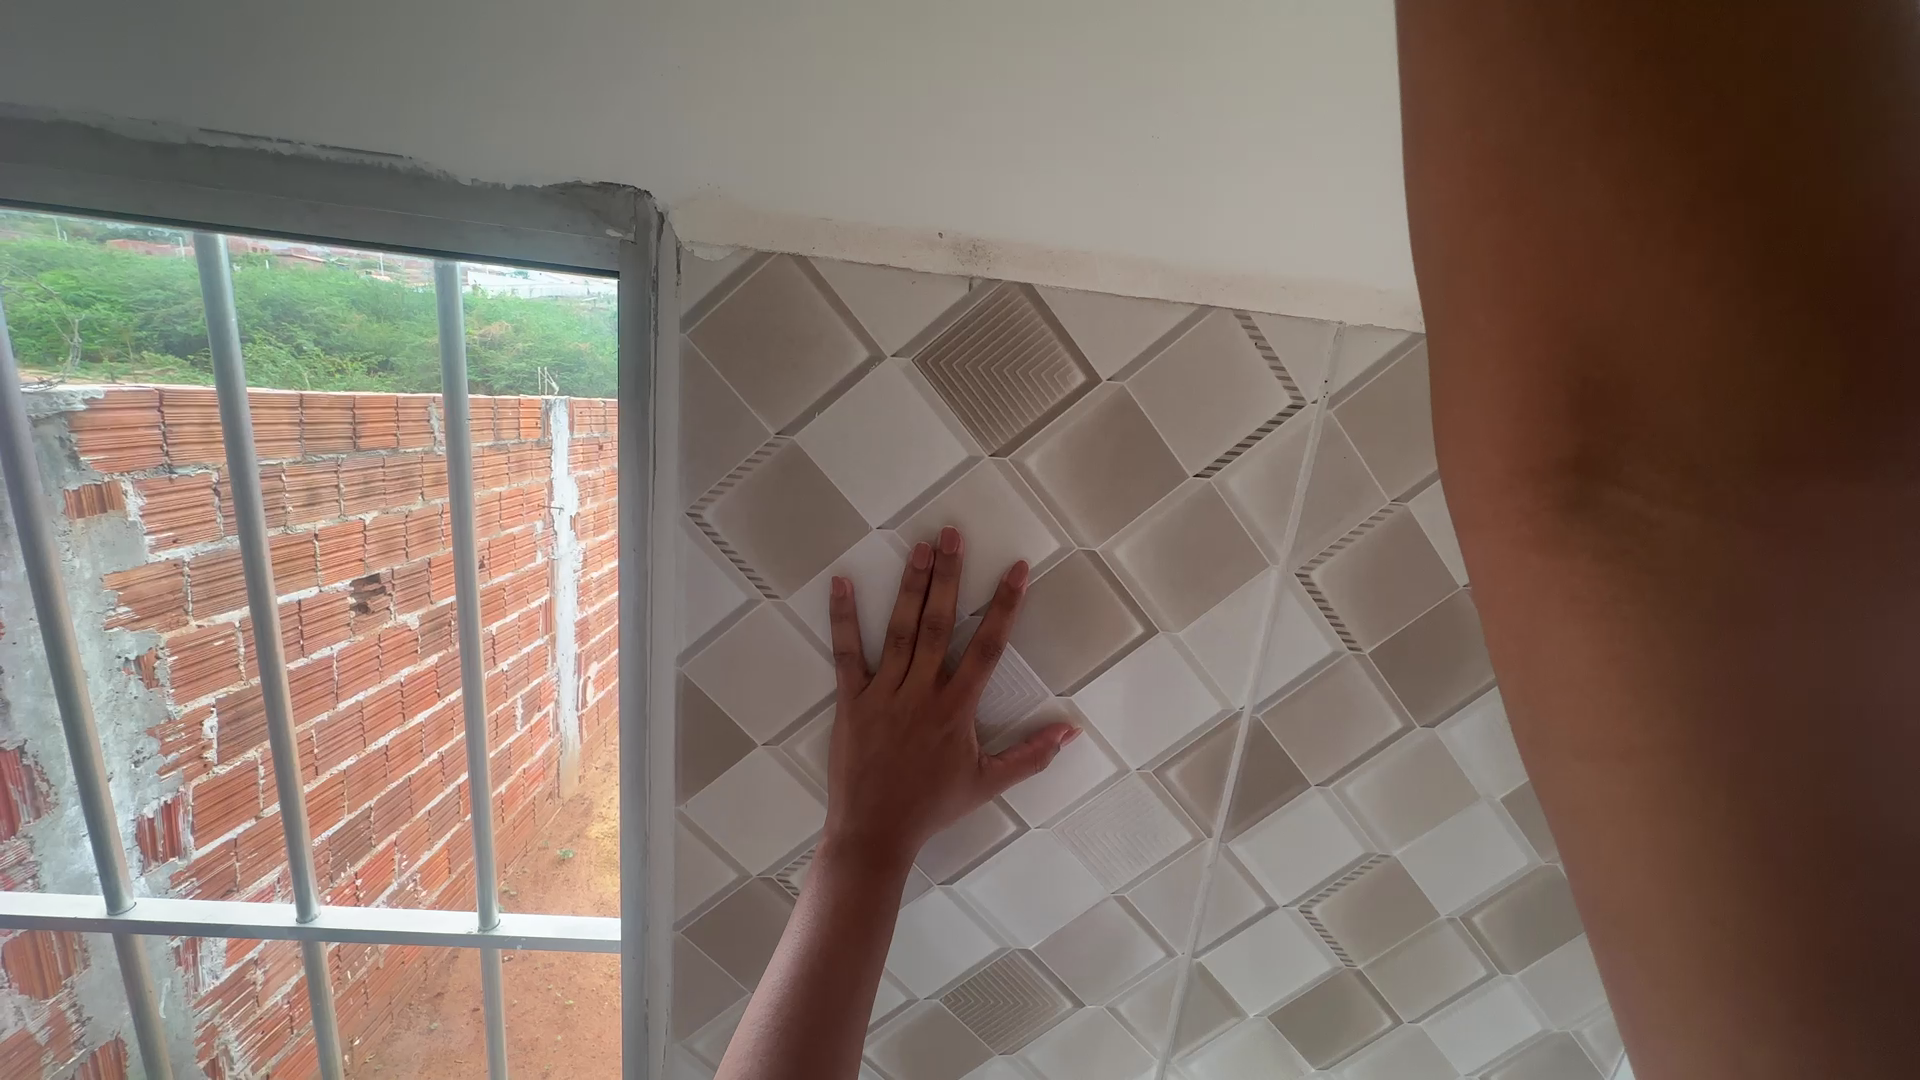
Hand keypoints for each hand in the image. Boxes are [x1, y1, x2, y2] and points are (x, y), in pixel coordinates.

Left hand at [821, 525, 1078, 870]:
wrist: (875, 833)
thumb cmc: (933, 806)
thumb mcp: (988, 782)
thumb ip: (1031, 754)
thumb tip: (1072, 732)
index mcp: (958, 708)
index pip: (988, 647)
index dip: (1004, 606)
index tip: (1016, 569)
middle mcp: (923, 692)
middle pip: (940, 625)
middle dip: (949, 577)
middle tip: (952, 534)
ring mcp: (885, 694)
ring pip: (901, 631)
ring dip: (910, 587)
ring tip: (919, 547)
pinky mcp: (852, 701)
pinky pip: (847, 655)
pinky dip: (843, 619)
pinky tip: (842, 583)